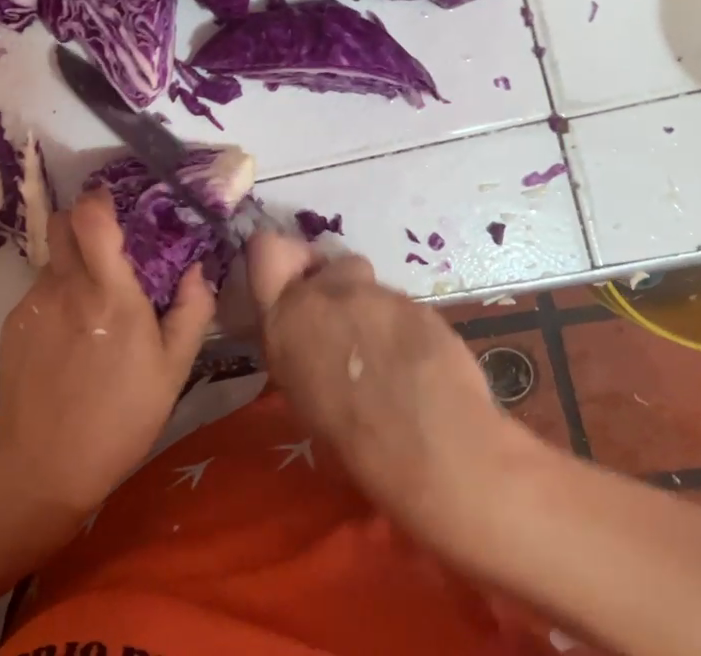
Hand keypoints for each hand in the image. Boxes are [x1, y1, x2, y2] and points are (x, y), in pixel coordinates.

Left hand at [0, 189, 215, 514]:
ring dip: (71, 267)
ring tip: (89, 311)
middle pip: (60, 223)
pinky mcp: (13, 321)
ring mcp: (33, 302)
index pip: (90, 216)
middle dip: (81, 225)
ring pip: (51, 260)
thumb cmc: (121, 418)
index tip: (115, 206)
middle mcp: (65, 286)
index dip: (99, 201)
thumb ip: (191, 311)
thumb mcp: (173, 371)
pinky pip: (38, 291)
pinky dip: (55, 299)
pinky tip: (67, 339)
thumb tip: (197, 269)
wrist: (45, 461)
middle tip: (105, 251)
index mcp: (110, 293)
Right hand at [248, 230, 535, 538]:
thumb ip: (297, 344)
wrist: (434, 452)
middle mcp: (324, 295)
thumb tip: (310, 341)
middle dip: (337, 288)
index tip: (296, 280)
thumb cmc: (352, 441)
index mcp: (282, 319)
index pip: (266, 248)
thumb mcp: (298, 392)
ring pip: (371, 286)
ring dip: (374, 310)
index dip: (283, 258)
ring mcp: (376, 296)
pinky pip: (406, 307)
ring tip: (391, 358)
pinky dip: (409, 328)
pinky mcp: (421, 305)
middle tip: (350, 329)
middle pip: (328, 265)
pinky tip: (421, 366)